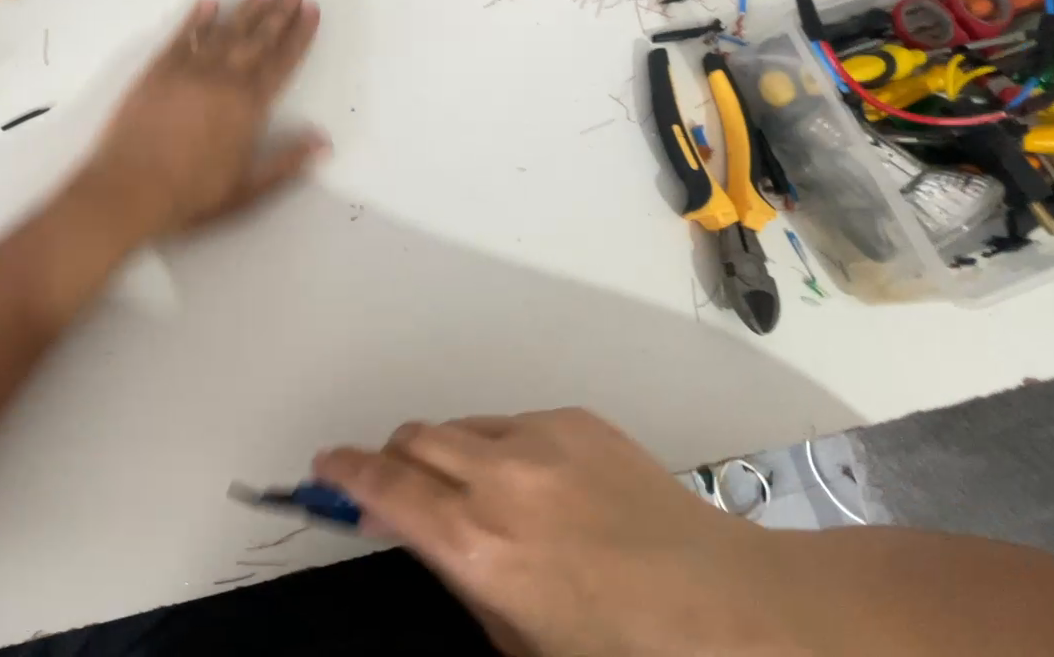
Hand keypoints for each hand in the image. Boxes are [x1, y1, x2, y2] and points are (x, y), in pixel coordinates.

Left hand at [72, 0, 324, 244]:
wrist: (127, 190)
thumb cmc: (190, 196)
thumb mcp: (247, 190)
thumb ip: (286, 162)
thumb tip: (323, 142)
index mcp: (248, 106)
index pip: (282, 62)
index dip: (299, 35)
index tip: (311, 9)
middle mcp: (222, 79)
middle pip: (256, 38)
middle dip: (278, 10)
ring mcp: (187, 71)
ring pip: (223, 30)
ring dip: (246, 6)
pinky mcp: (157, 71)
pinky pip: (181, 35)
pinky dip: (196, 16)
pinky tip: (209, 0)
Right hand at [314, 409, 787, 656]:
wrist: (728, 609)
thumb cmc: (617, 647)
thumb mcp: (516, 634)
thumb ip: (452, 572)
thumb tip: (406, 524)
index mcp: (474, 545)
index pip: (382, 485)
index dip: (343, 471)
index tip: (325, 467)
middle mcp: (495, 480)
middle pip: (409, 439)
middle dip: (393, 460)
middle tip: (404, 489)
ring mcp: (537, 440)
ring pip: (457, 426)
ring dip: (447, 454)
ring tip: (485, 493)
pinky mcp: (574, 419)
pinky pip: (511, 424)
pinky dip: (502, 449)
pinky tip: (546, 487)